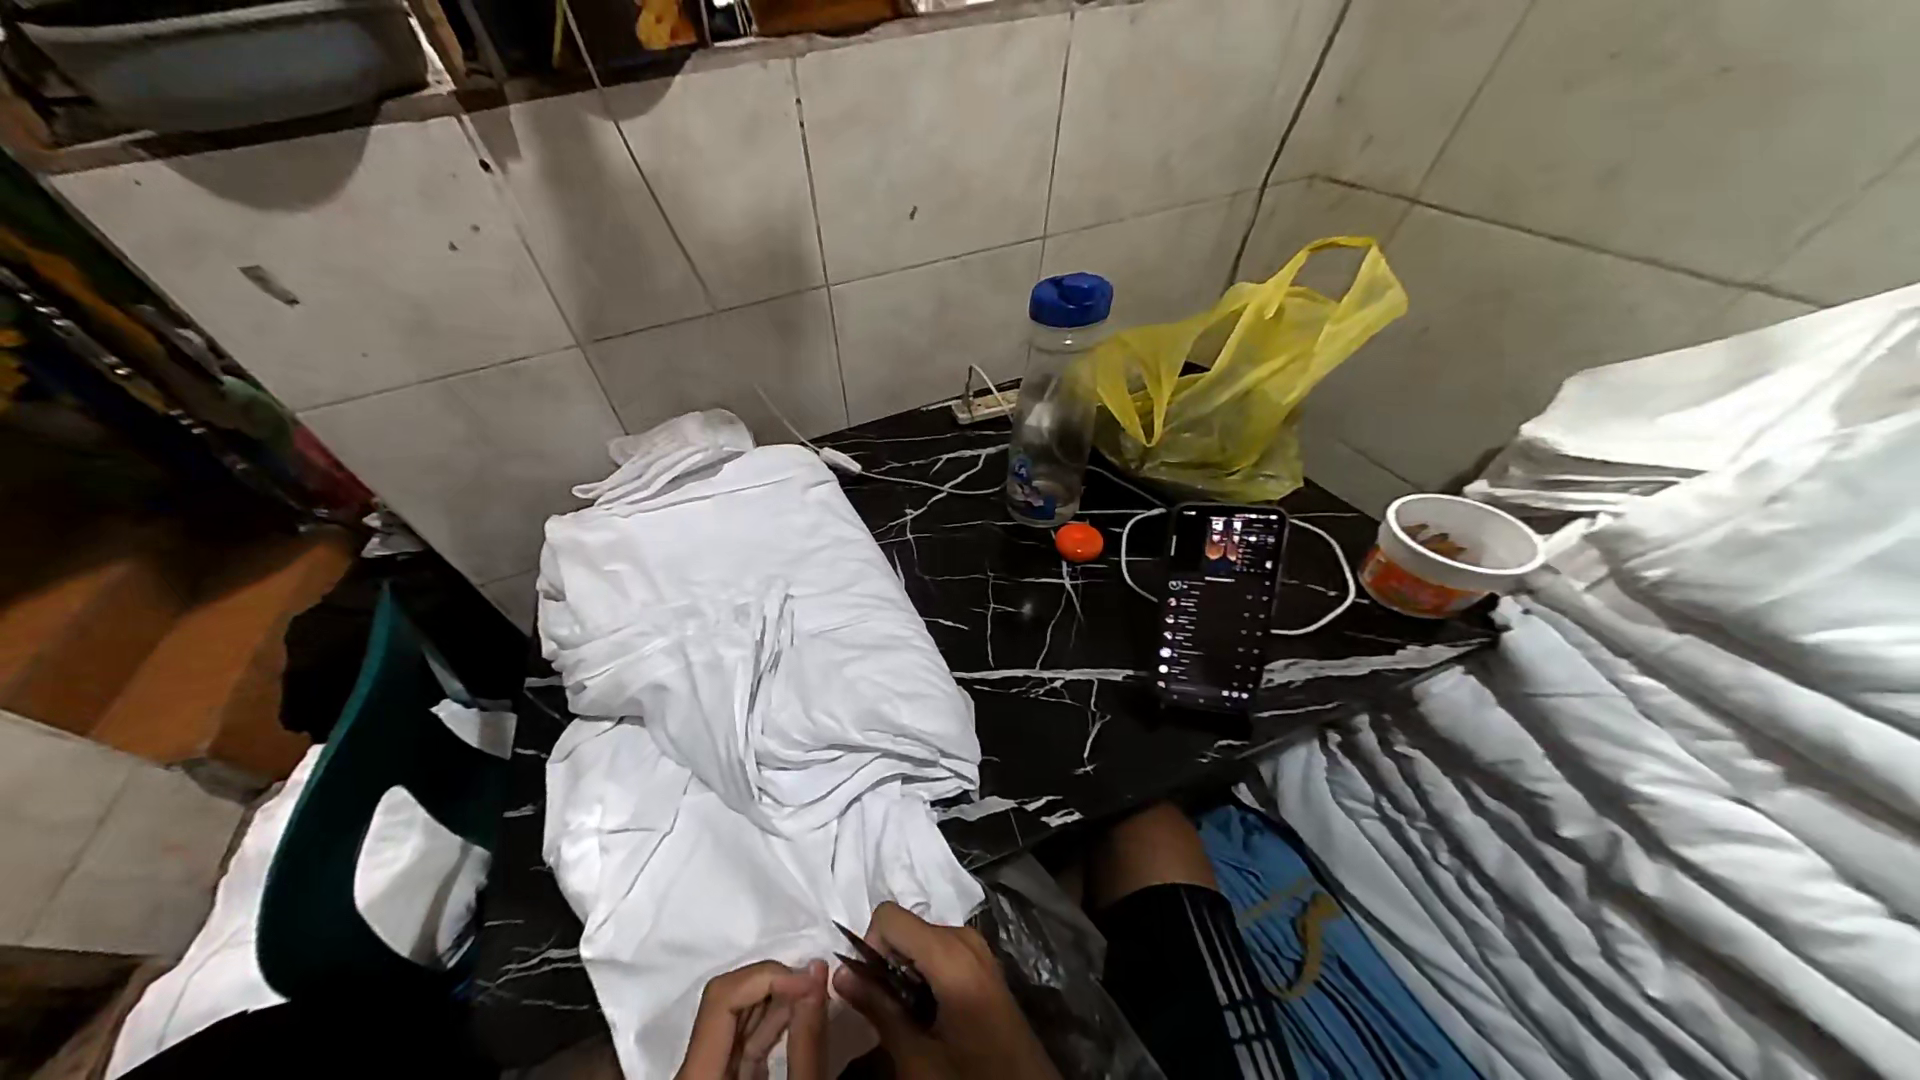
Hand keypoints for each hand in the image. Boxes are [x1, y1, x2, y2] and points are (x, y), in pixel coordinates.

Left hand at [676, 959, 827, 1079]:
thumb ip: (806, 1040)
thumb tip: (817, 969)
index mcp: (697, 1076)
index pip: (721, 996)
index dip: (767, 977)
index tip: (810, 978)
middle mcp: (692, 1068)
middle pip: (729, 1000)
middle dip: (776, 987)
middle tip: (818, 988)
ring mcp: (705, 1072)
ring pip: (738, 1018)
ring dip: (779, 1004)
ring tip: (815, 1002)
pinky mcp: (720, 1077)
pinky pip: (743, 1040)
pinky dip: (775, 1028)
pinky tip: (802, 1024)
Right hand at [833, 902, 1059, 1079]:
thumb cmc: (971, 1077)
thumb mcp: (917, 1058)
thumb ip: (878, 1008)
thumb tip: (839, 973)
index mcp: (950, 953)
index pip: (889, 916)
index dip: (870, 947)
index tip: (869, 989)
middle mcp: (964, 936)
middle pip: (905, 926)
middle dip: (886, 961)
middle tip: (886, 1010)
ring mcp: (977, 945)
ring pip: (920, 937)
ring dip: (904, 969)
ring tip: (910, 1016)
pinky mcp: (983, 959)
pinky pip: (940, 948)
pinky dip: (924, 971)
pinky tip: (930, 1012)